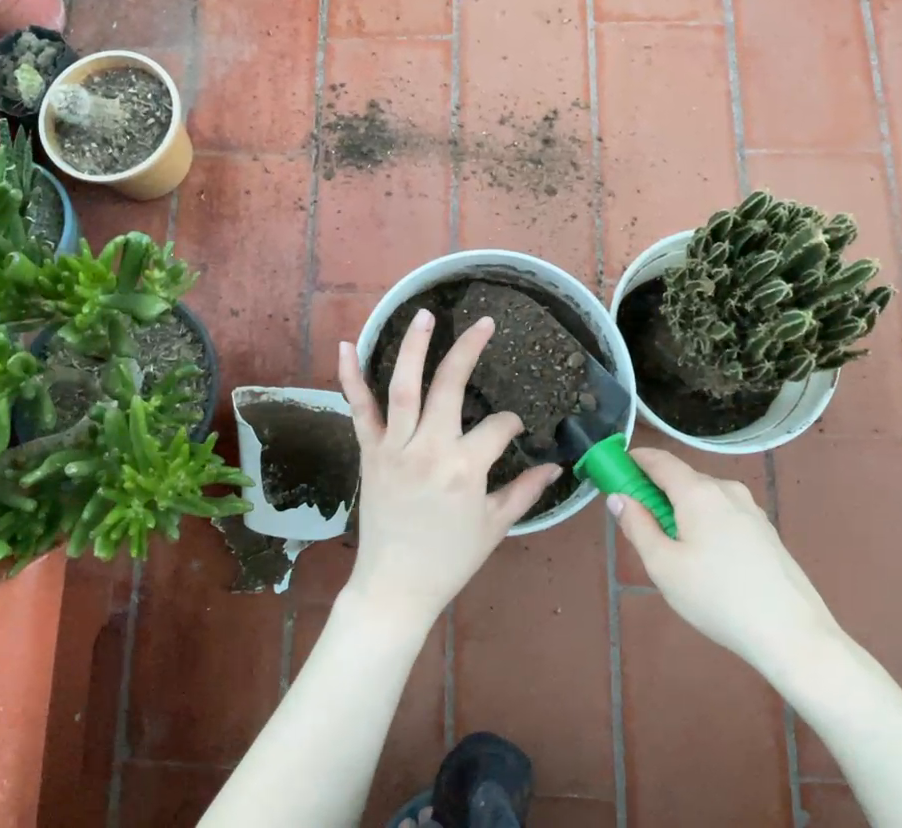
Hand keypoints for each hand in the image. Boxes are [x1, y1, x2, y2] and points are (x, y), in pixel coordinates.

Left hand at [336, 309, 561, 626]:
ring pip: (403, 386)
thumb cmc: (449, 560)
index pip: (497, 427)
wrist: (395, 586)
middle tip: (483, 323)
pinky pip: (359, 410)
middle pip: (449, 387)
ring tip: (425, 315)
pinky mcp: (369, 453)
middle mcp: (428, 449)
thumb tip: (555, 467)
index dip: (511, 425)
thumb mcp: (495, 527)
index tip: (514, 431)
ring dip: (414, 347)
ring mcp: (394, 448)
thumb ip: (525, 492)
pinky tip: (346, 345)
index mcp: (465, 469)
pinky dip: (350, 377)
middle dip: (468, 350)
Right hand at [610, 447, 842, 666]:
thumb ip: (637, 526)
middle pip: (682, 479)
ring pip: (704, 499)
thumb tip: (618, 498)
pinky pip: (724, 514)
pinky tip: (706, 562)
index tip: (613, 471)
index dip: (633, 460)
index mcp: (698, 492)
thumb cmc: (717, 598)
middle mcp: (727, 490)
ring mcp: (752, 510)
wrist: (792, 634)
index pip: (659, 460)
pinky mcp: (766, 532)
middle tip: (637, 524)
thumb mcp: (663, 566)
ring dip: (681, 511)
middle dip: (655, 492)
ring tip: (673, 551)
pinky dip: (704, 523)